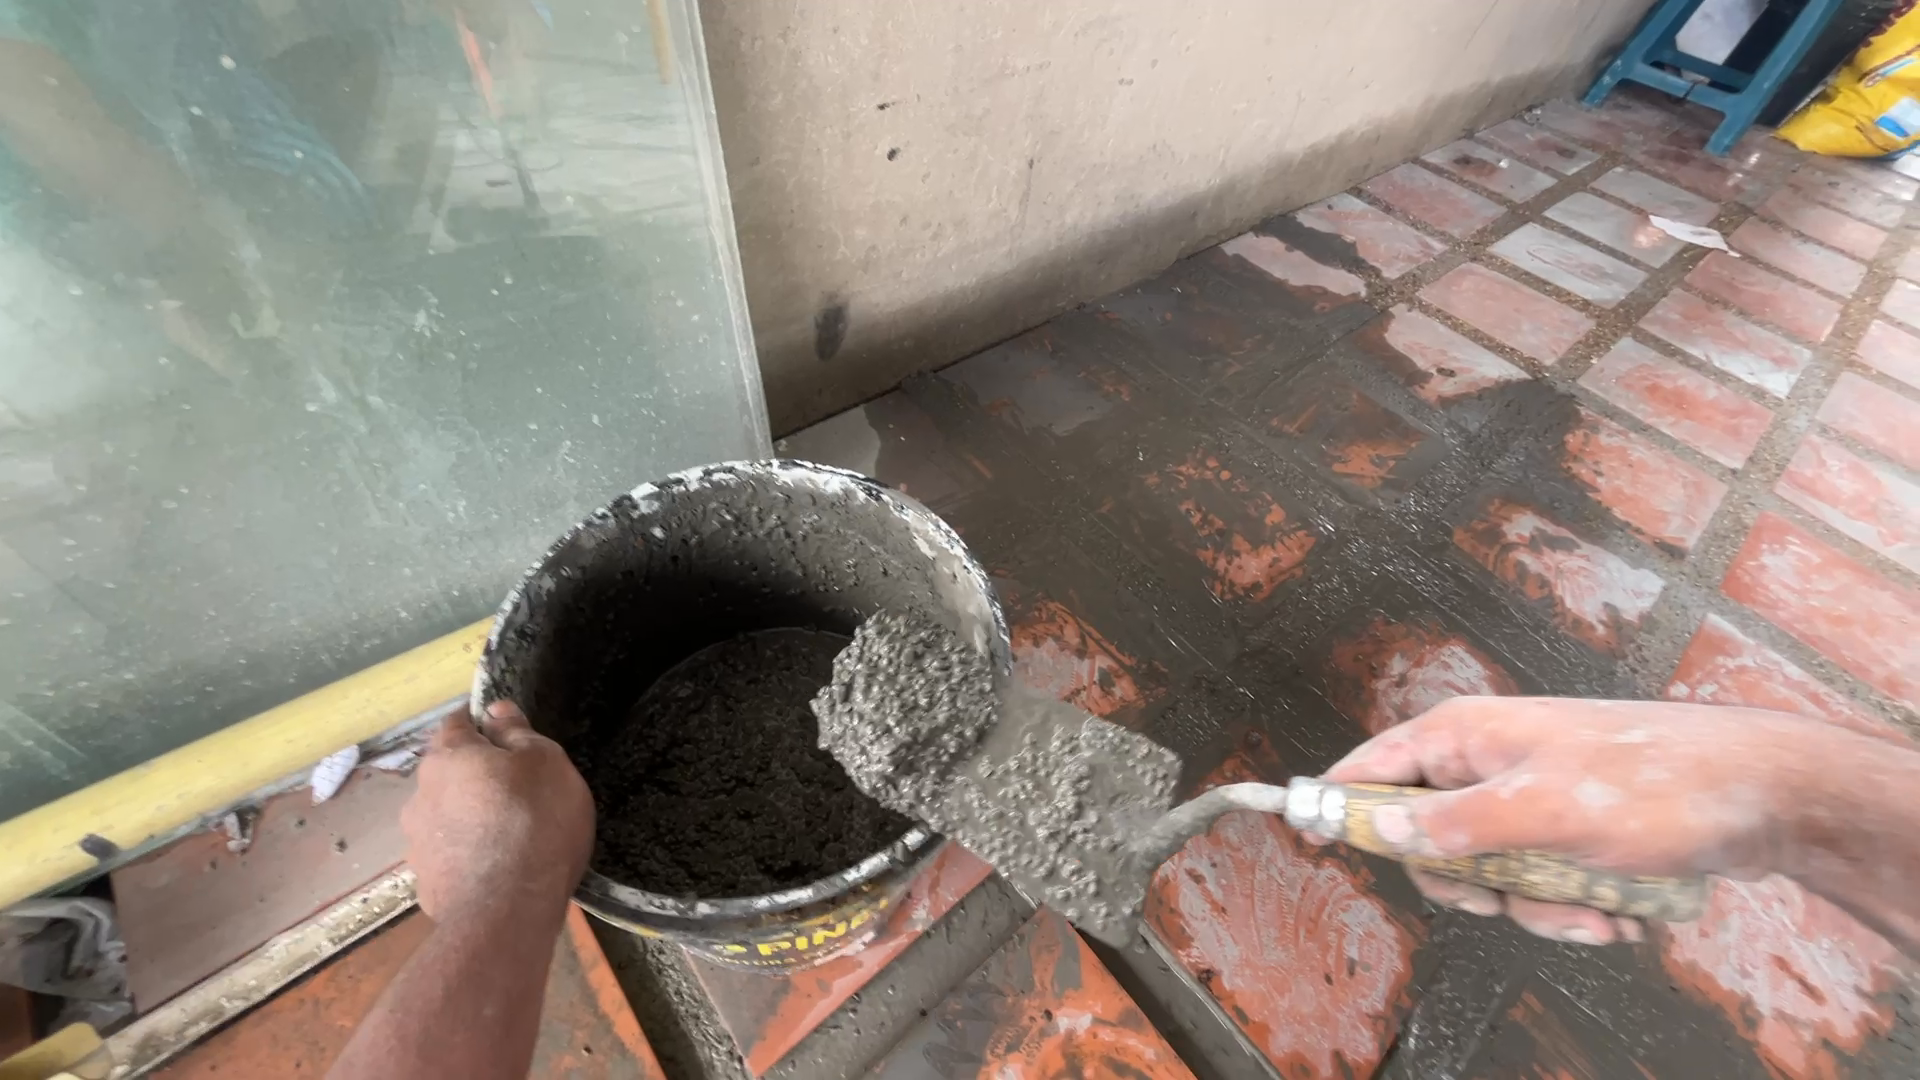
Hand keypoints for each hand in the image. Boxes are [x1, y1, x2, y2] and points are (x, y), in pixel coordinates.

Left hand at [401, 701, 594, 921]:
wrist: (508, 907)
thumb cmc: (535, 817)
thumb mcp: (545, 761)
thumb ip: (517, 732)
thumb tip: (495, 710)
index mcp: (448, 758)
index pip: (456, 723)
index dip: (482, 723)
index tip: (511, 734)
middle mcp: (419, 795)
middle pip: (450, 771)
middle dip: (478, 773)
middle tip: (521, 785)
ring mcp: (416, 842)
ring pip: (448, 813)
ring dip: (472, 813)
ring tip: (513, 829)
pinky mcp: (426, 881)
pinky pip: (451, 851)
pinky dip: (470, 848)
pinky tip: (501, 862)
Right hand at [1320, 697, 1859, 945]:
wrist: (1766, 794)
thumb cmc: (1649, 783)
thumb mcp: (1545, 811)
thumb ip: (1457, 824)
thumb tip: (1385, 832)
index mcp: (1456, 738)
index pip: (1368, 768)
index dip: (1336, 802)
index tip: (1309, 836)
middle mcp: (1474, 764)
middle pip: (1420, 833)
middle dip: (1462, 880)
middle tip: (1495, 899)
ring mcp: (1514, 796)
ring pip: (1479, 868)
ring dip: (1529, 903)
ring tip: (1589, 912)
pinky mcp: (1553, 828)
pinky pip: (1528, 879)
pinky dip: (1564, 906)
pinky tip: (1614, 912)